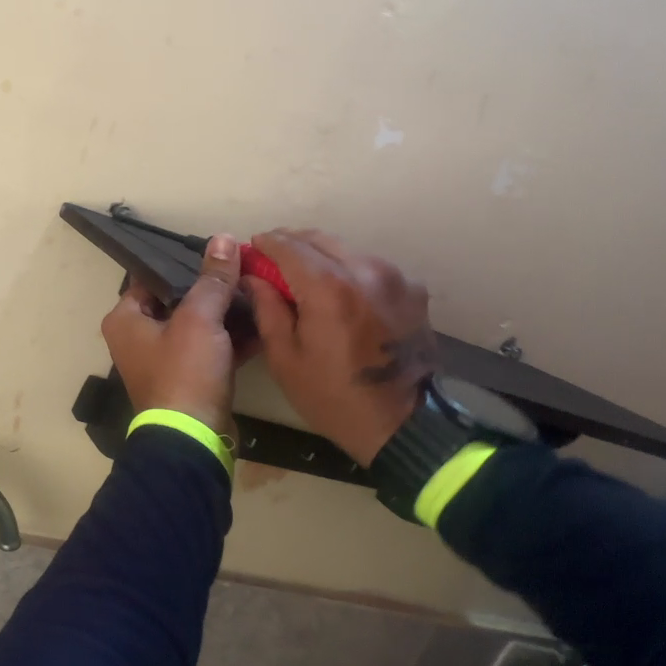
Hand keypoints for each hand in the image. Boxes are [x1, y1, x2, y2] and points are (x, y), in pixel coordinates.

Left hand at [100, 234, 244, 437]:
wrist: (193, 439)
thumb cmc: (184, 372)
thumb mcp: (199, 319)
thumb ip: (212, 279)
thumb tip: (222, 238)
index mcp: (125, 320)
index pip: (152, 279)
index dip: (185, 264)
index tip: (220, 252)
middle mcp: (139, 338)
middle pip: (179, 301)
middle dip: (213, 289)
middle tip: (247, 269)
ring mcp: (166, 361)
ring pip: (200, 326)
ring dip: (228, 313)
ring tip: (261, 290)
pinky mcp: (191, 380)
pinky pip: (213, 349)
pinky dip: (234, 339)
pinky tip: (266, 322)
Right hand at [242, 230, 436, 464]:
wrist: (404, 426)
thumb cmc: (334, 396)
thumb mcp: (285, 358)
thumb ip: (267, 308)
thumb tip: (254, 277)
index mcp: (329, 287)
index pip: (288, 246)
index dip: (264, 243)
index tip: (251, 249)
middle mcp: (365, 270)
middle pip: (319, 239)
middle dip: (291, 245)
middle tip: (272, 262)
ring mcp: (395, 278)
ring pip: (346, 250)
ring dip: (321, 257)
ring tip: (305, 279)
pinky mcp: (413, 290)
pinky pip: (371, 268)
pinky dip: (349, 272)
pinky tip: (340, 295)